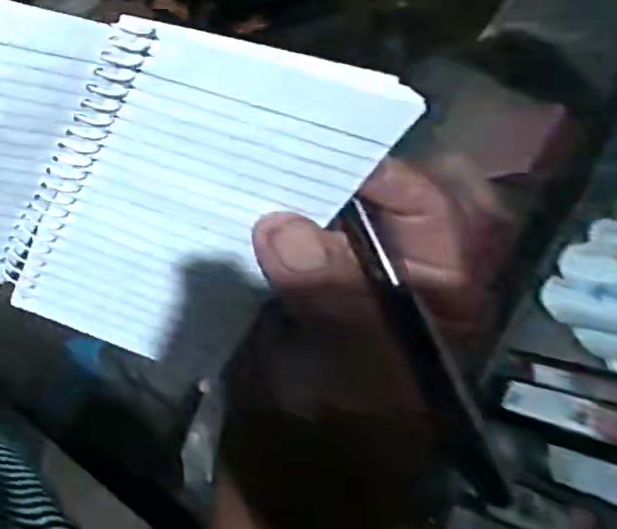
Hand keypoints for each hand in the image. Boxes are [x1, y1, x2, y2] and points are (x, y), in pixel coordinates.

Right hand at [218, 160, 489, 527]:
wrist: (281, 483)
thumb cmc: (337, 439)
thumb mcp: (351, 380)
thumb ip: (334, 305)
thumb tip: (285, 223)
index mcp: (425, 288)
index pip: (415, 204)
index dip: (367, 167)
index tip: (297, 139)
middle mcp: (377, 269)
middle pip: (350, 195)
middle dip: (299, 164)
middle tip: (235, 133)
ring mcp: (320, 274)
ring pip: (296, 209)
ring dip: (256, 186)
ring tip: (203, 157)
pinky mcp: (271, 282)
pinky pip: (254, 233)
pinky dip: (228, 214)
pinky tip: (191, 200)